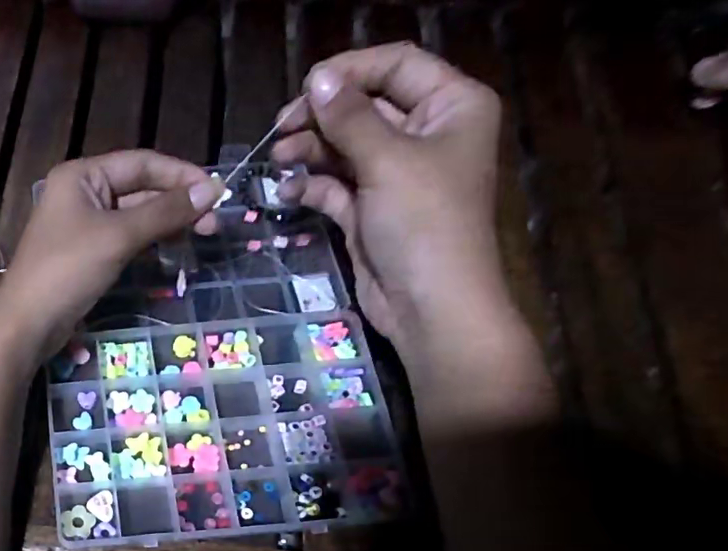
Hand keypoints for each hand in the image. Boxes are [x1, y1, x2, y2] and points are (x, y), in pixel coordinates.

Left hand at [0, 150, 224, 361]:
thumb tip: (211, 191)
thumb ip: (164, 213)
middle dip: (178, 203)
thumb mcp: (118, 237)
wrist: (28, 324)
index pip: (142, 163)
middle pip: (140, 189)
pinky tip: (172, 250)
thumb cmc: (68, 271)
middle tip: (214, 224)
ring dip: (168, 224)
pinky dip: (150, 243)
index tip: (218, 192)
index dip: (182, 175)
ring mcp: (83, 226)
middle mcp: (82, 193)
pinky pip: (126, 240)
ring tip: (201, 236)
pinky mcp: (87, 255)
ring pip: (135, 216)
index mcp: (83, 175)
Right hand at [270, 43, 508, 340]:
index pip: (397, 66)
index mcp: (451, 106)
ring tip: (276, 158)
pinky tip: (286, 191)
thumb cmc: (423, 222)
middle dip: (322, 116)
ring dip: (311, 151)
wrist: (430, 306)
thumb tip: (317, 79)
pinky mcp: (370, 214)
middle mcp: (425, 135)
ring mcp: (395, 178)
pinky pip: (338, 188)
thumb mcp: (388, 160)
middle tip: (280, 127)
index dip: (350, 71)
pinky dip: (313, 187)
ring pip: (346, 149)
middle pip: (366, 108)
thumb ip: (349, 118)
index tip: (306, 87)